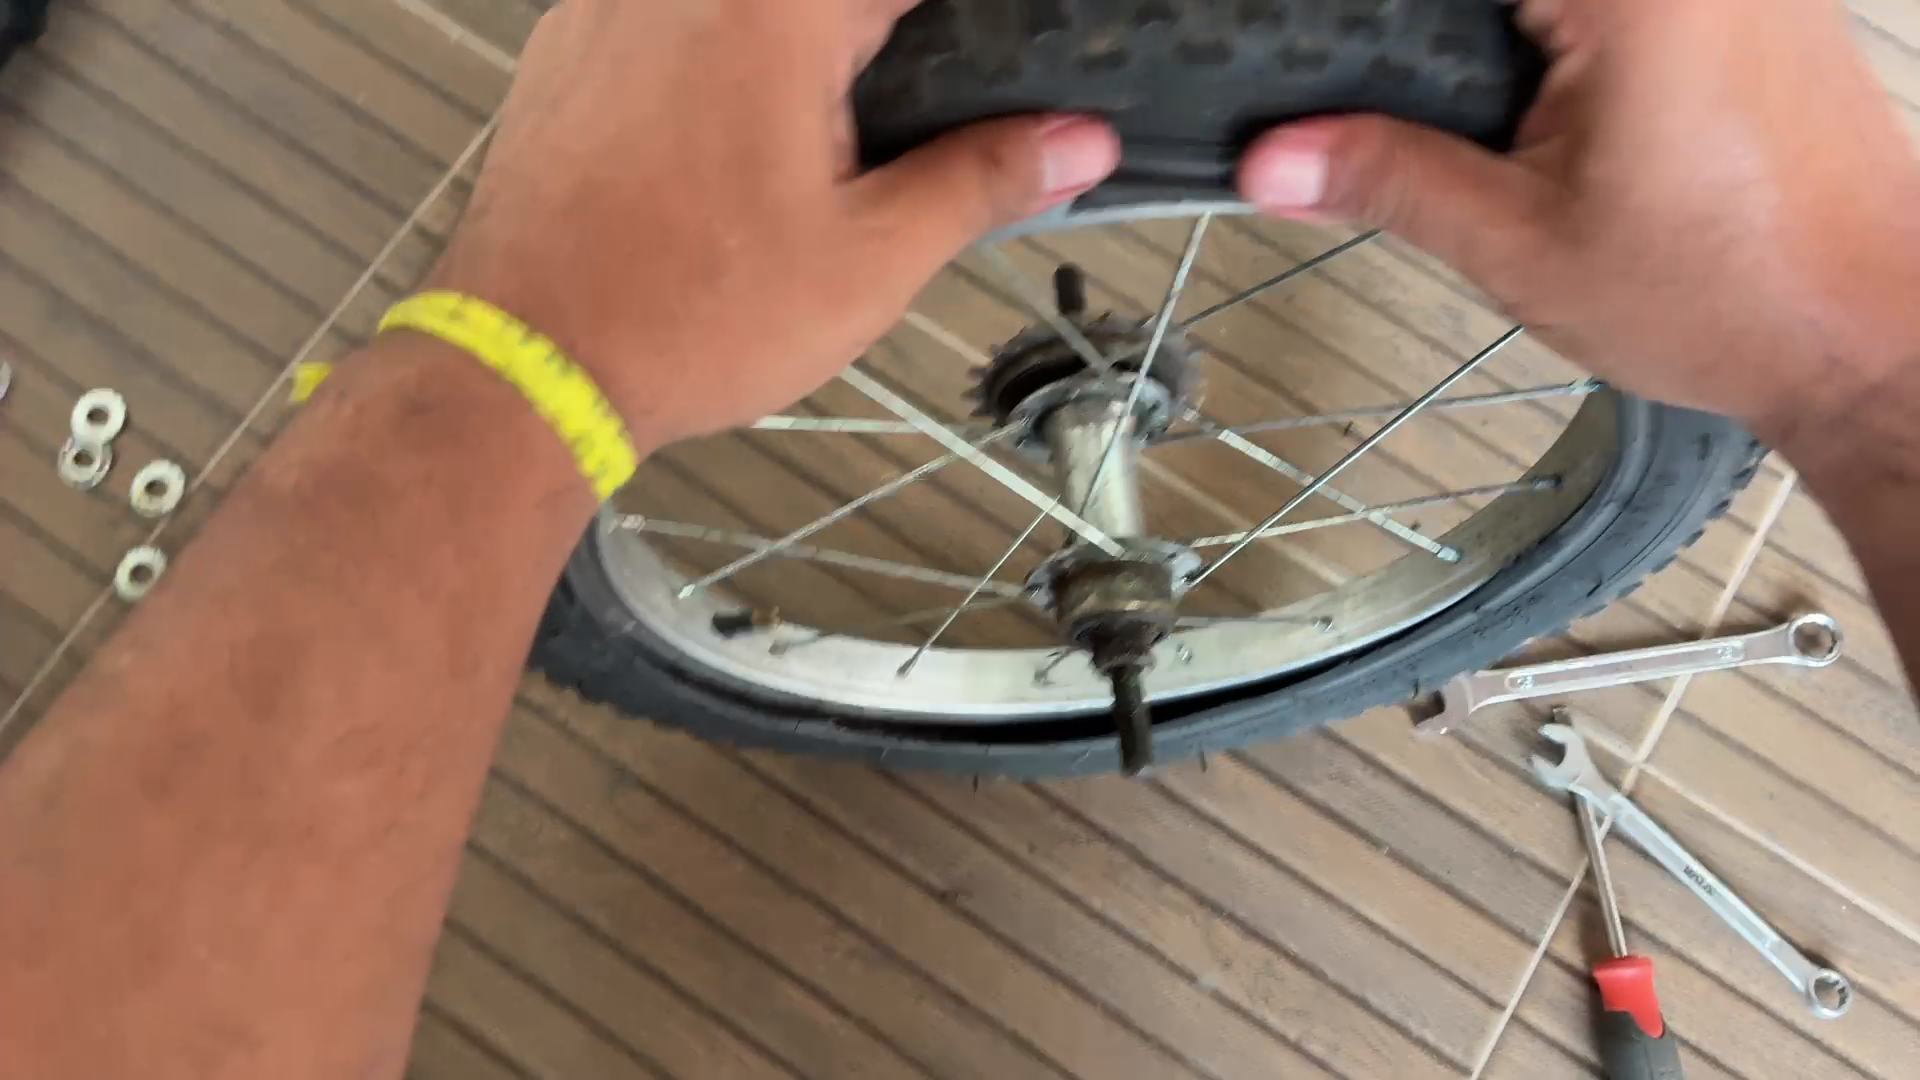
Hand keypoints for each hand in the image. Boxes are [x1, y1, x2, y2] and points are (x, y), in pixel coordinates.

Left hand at [430, 0, 1119, 453]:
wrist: (541, 363)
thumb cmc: (702, 318)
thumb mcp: (872, 260)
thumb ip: (980, 182)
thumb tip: (1079, 142)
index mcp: (778, 7)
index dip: (965, 40)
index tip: (974, 94)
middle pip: (835, 9)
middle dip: (883, 68)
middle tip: (881, 161)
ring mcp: (614, 5)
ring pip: (757, 16)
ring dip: (808, 76)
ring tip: (800, 179)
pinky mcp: (574, 52)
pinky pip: (682, 32)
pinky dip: (733, 78)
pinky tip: (729, 172)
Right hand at [1237, 0, 1919, 446]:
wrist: (1861, 328)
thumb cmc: (1710, 293)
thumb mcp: (1510, 243)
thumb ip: (1386, 183)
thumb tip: (1271, 162)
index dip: (1371, 33)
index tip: (1323, 84)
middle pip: (1473, 5)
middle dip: (1408, 51)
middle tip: (1352, 118)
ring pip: (1521, 12)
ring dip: (1460, 57)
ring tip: (1441, 138)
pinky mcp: (1726, 11)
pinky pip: (1582, 17)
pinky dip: (1516, 57)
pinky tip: (1507, 124)